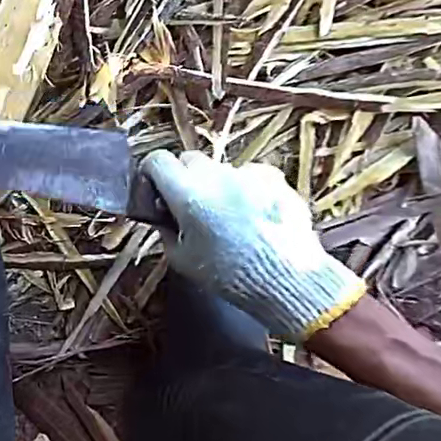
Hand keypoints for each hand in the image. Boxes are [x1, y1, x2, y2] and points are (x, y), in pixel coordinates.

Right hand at [143, 151, 364, 340]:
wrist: (288, 281)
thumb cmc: (228, 275)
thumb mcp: (181, 259)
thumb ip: (166, 229)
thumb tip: (164, 215)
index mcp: (186, 192)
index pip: (157, 160)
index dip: (152, 174)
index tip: (156, 191)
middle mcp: (215, 175)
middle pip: (188, 160)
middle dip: (183, 178)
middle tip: (189, 206)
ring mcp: (246, 173)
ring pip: (219, 168)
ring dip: (215, 184)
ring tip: (226, 216)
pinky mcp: (274, 178)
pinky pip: (249, 175)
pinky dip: (245, 188)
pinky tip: (252, 214)